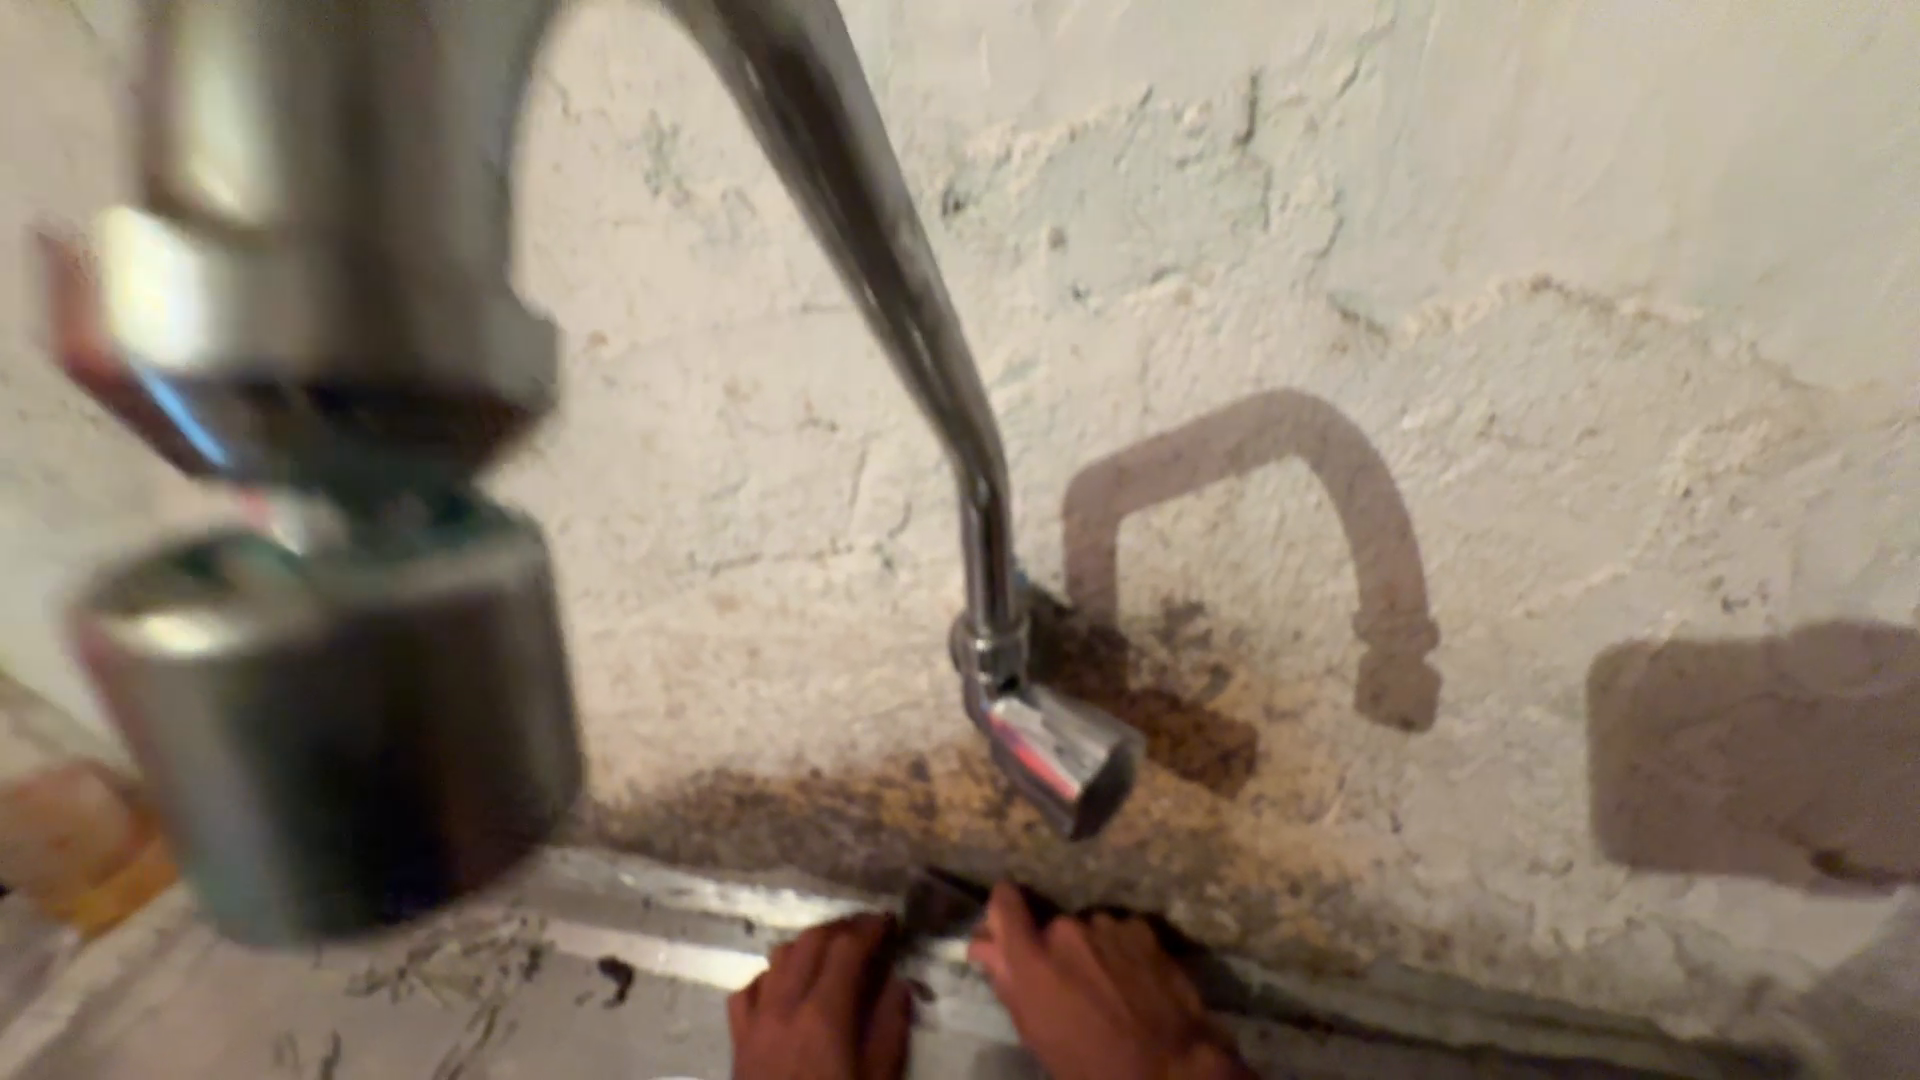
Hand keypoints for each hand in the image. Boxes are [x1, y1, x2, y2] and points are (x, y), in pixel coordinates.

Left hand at [728, 913, 913, 1079]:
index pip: (847, 947)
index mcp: (823, 1015)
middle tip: (867, 932)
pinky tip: (785, 988)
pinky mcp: (737, 1045)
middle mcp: (785, 1006)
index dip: (870, 927)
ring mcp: (755, 1024)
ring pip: (778, 957)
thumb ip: (889, 1029)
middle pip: (811, 941)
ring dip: (808, 945)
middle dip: (842, 928)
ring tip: (831, 953)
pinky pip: (748, 991)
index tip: (890, 921)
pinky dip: (770, 977)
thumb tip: (896, 985)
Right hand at [968, 885, 1252, 1079]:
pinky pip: (1119, 934)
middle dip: (1057, 951)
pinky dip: (1121, 953)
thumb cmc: (1092, 1065)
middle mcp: (1065, 928)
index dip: (1003, 910)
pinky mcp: (1140, 927)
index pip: (1003, 900)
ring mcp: (1106, 924)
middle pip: (1051, 927)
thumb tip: (984, 946)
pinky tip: (1135, 984)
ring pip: (1088, 932)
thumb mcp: (1037, 1034)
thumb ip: (1007, 981)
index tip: (1010, 929)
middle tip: (1074, 988)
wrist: (1170, 1069)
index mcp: (1033, 957)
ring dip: (1092, 952)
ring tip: (1111, 991)